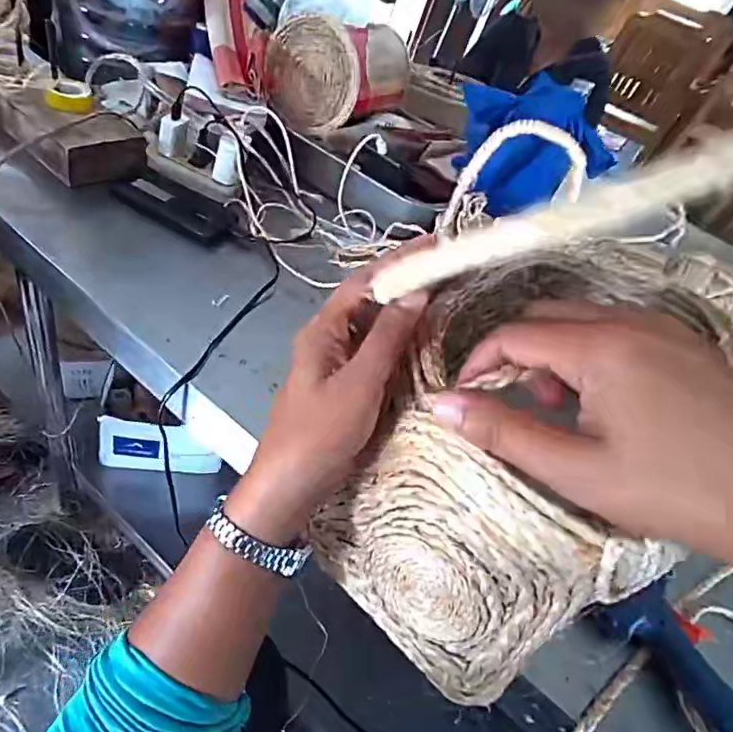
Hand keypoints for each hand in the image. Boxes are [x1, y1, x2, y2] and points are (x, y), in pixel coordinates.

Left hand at [232, 252, 430, 542]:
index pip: (363, 282)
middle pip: (367, 299)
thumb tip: (415, 292)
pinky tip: (420, 337)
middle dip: (403, 279)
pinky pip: (372, 350)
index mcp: (322, 330)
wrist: (286, 488)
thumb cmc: (318, 435)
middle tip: (445, 264)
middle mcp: (325, 338)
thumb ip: (387, 338)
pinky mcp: (342, 384)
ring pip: (371, 324)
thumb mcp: (359, 385)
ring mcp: (333, 362)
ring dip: (402, 307)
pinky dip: (397, 338)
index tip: (434, 243)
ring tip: (441, 290)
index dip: (398, 260)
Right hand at [429, 302, 732, 597]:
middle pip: (545, 316)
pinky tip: (608, 403)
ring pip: (582, 320)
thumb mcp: (577, 471)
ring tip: (562, 409)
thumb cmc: (675, 491)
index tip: (465, 400)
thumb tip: (441, 405)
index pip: (512, 334)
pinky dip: (590, 353)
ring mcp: (665, 328)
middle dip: (515, 354)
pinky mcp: (688, 344)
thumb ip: (503, 433)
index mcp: (599, 346)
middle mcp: (630, 320)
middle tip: (516, 406)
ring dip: (553, 354)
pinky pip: (618, 330)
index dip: (478, 364)